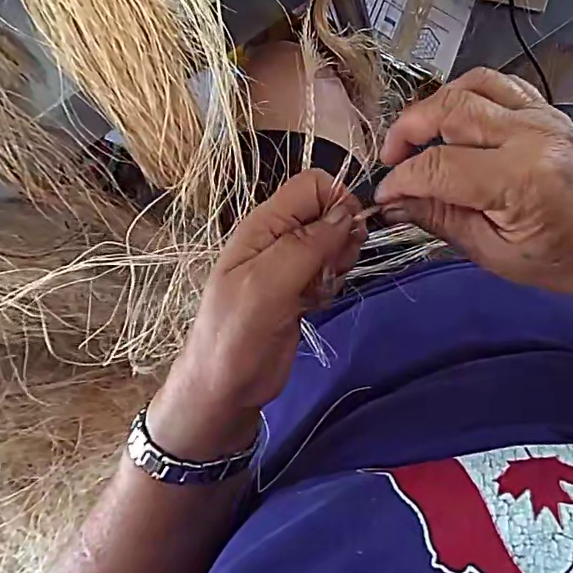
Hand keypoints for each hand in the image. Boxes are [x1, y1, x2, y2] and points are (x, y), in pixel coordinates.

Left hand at [149, 170, 365, 461]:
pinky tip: (314, 305)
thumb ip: (308, 243)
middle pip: (329, 212)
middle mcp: (279, 237)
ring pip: (334, 242)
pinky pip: (329, 271)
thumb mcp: (268, 284)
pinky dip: (331, 285)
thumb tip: (348, 212)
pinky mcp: (300, 289)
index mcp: (266, 223)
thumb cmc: (237, 333)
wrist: (224, 387)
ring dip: (337, 265)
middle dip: (341, 238)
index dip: (337, 201)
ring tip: (317, 291)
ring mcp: (290, 264)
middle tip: (330, 270)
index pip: (313, 185)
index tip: (347, 235)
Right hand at [374, 68, 572, 301]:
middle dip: (407, 131)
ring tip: (418, 135)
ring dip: (433, 107)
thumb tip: (391, 201)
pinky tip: (453, 118)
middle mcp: (531, 137)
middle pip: (449, 109)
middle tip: (391, 159)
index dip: (401, 180)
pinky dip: (465, 94)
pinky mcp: (544, 108)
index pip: (439, 166)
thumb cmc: (554, 258)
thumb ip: (437, 217)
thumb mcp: (489, 252)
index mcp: (521, 181)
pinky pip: (496, 82)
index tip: (384, 196)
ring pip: (469, 85)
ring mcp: (541, 116)